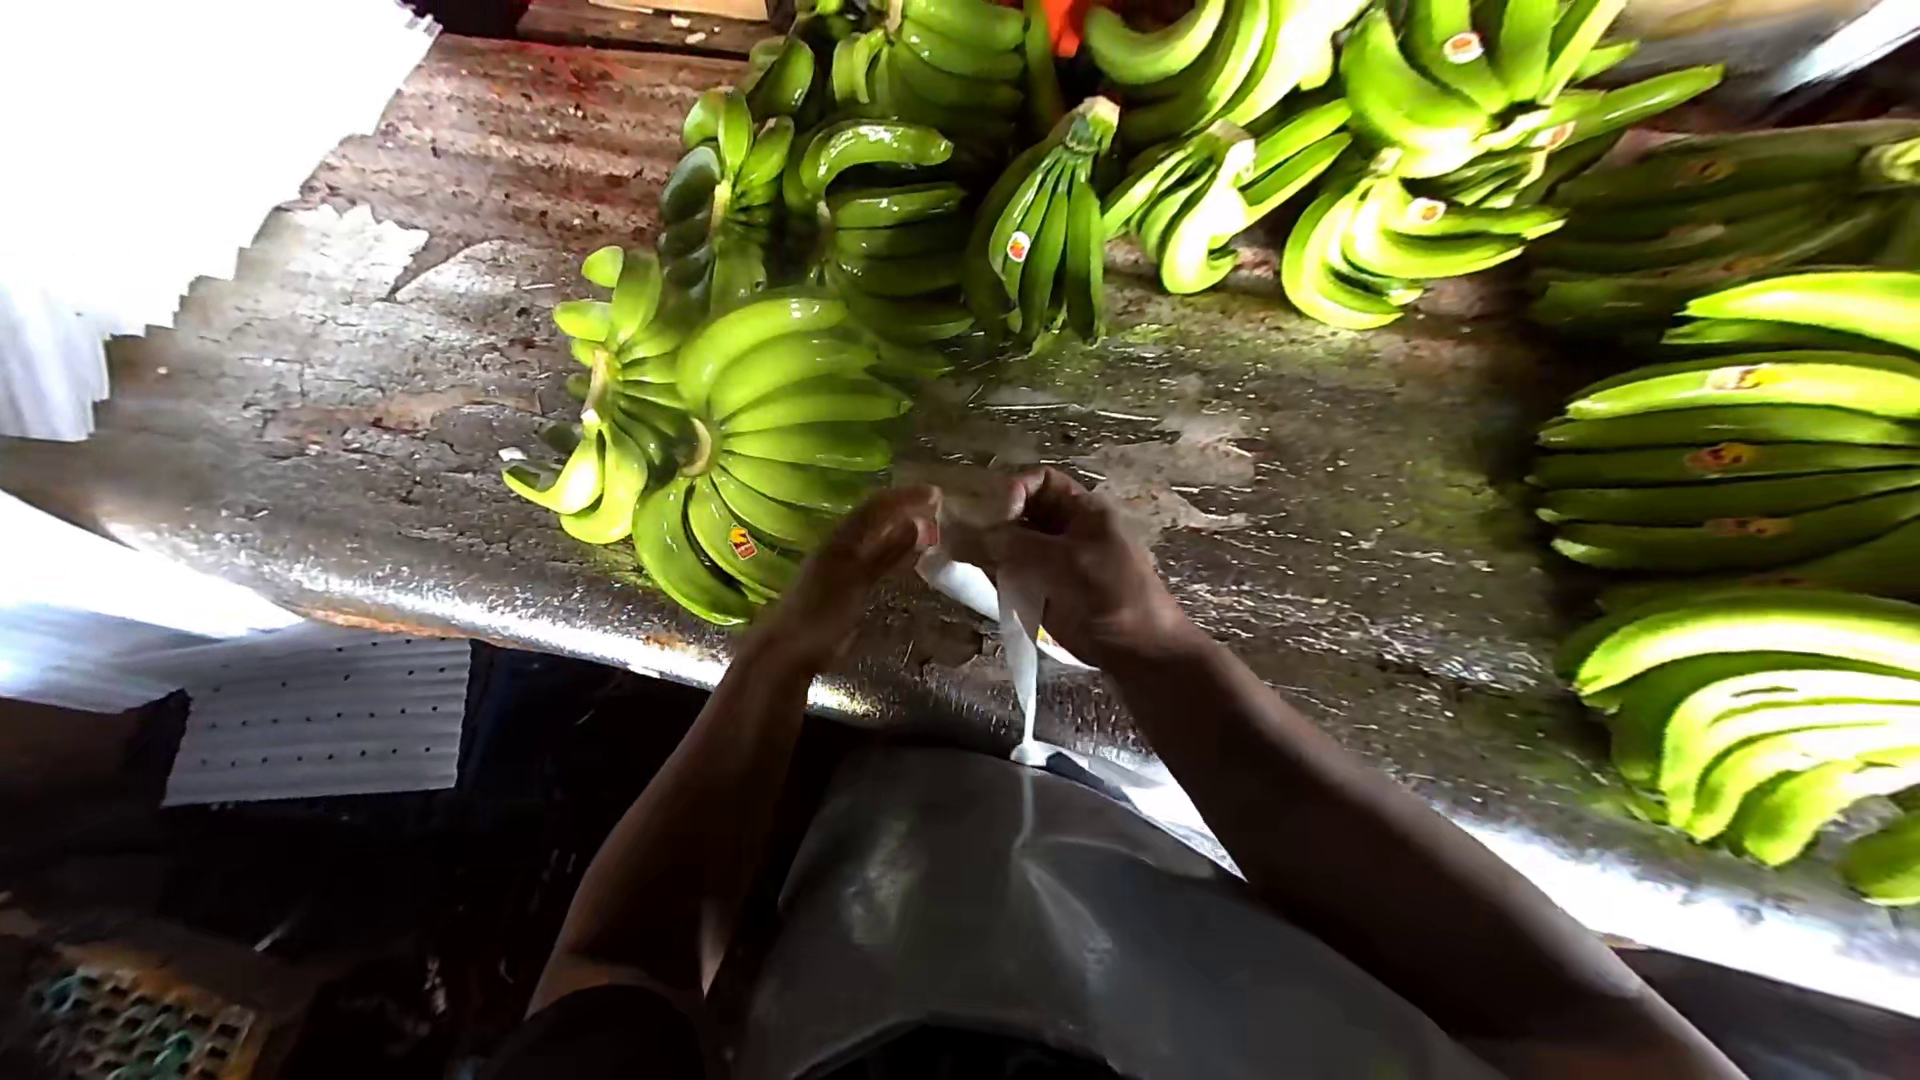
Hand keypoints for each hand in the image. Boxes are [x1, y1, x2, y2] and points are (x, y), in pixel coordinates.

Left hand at [742, 485, 941, 673]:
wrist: (788, 651)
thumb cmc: (821, 615)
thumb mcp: (857, 582)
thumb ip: (886, 553)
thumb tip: (917, 522)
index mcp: (841, 539)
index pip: (877, 506)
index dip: (906, 497)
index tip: (938, 495)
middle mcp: (839, 545)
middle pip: (875, 516)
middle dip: (905, 508)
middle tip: (938, 509)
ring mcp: (840, 564)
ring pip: (874, 535)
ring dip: (900, 527)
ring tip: (928, 528)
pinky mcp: (843, 584)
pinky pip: (873, 555)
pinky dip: (893, 549)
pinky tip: (904, 557)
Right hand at [982, 467, 1206, 669]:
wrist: (1134, 649)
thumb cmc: (1112, 594)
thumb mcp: (1070, 560)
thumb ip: (1022, 544)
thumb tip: (976, 534)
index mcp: (1080, 511)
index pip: (1040, 482)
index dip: (1015, 488)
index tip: (995, 512)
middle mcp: (1061, 530)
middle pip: (1019, 511)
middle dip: (994, 518)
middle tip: (966, 532)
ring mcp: (1048, 561)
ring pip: (1008, 542)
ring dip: (987, 546)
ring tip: (963, 553)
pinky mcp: (1037, 588)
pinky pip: (1008, 572)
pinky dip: (991, 572)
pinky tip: (975, 574)